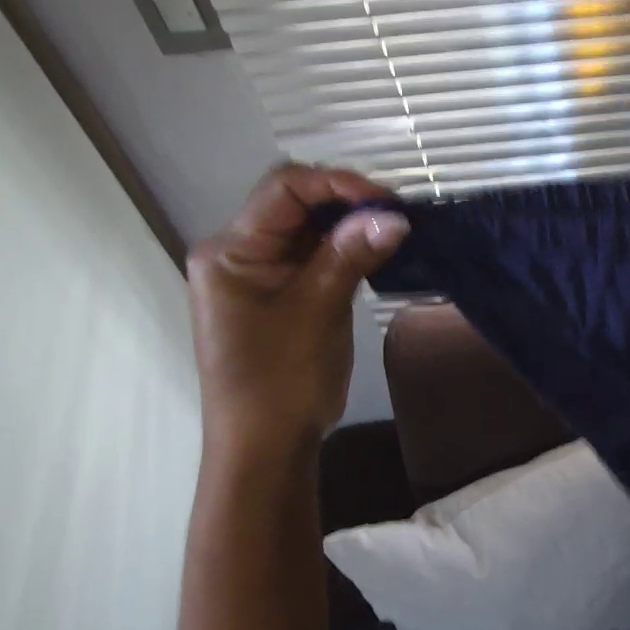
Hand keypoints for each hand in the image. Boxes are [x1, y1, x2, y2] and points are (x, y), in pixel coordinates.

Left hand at [187, 163, 407, 458]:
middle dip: (348, 201)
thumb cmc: (280, 380)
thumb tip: (395, 216)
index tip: (387, 201)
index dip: (336, 183)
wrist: (266, 446)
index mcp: (230, 250)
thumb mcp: (317, 312)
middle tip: (399, 215)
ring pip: (310, 227)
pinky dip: (348, 247)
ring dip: (352, 224)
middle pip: (295, 202)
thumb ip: (350, 255)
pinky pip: (316, 253)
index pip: (283, 189)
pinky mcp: (284, 291)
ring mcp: (261, 272)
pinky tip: (379, 250)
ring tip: (396, 229)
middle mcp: (239, 252)